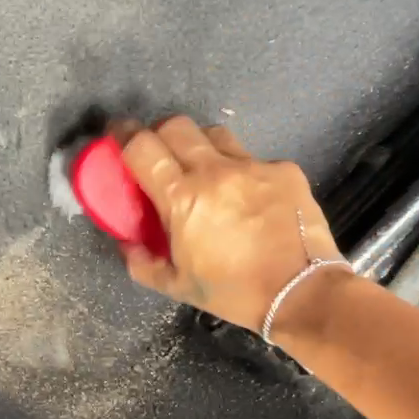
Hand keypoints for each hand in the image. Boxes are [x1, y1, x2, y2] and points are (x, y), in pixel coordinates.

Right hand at [118, 115, 341, 331]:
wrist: (301, 292)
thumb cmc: (232, 292)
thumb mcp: (175, 286)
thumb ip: (141, 262)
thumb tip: (126, 243)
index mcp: (182, 198)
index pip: (142, 146)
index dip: (123, 134)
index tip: (117, 134)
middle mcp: (215, 171)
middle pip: (176, 125)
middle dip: (159, 133)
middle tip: (158, 154)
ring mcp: (253, 166)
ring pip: (214, 134)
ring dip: (198, 145)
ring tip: (201, 170)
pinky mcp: (284, 170)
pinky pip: (252, 158)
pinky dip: (240, 171)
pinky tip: (246, 197)